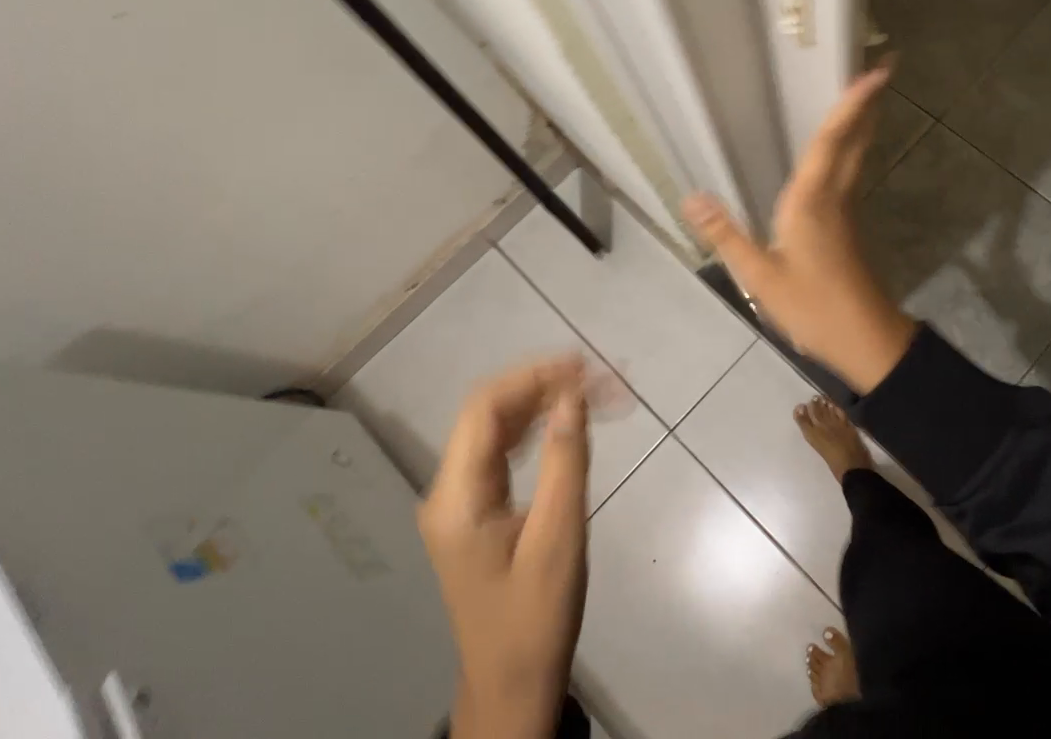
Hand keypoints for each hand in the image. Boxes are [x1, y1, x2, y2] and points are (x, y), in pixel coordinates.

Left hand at [419, 357, 590, 738]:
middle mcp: (448, 490)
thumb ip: (565, 463)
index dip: (533, 376)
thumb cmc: (536, 617)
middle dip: (544, 385)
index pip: (485, 409)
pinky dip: (537, 431)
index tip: (585, 366)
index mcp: (457, 497)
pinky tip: (568, 423)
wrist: (511, 683)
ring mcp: (459, 501)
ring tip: (596, 392)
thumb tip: (573, 398)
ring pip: (497, 430)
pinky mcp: (476, 511)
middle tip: (602, 378)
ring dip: (544, 404)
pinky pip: (503, 453)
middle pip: (489, 413)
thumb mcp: (558, 539)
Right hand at [683, 64, 916, 392]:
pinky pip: (852, 174)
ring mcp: (847, 212)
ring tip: (868, 95)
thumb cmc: (813, 307)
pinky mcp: (849, 228)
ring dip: (863, 124)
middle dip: (868, 104)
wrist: (866, 339)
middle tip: (885, 67)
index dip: (851, 105)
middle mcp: (835, 198)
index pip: (832, 142)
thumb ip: (727, 235)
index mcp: (812, 201)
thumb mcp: (760, 276)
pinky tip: (845, 151)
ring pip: (857, 157)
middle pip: (854, 142)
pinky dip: (854, 150)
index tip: (876, 71)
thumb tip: (692, 198)